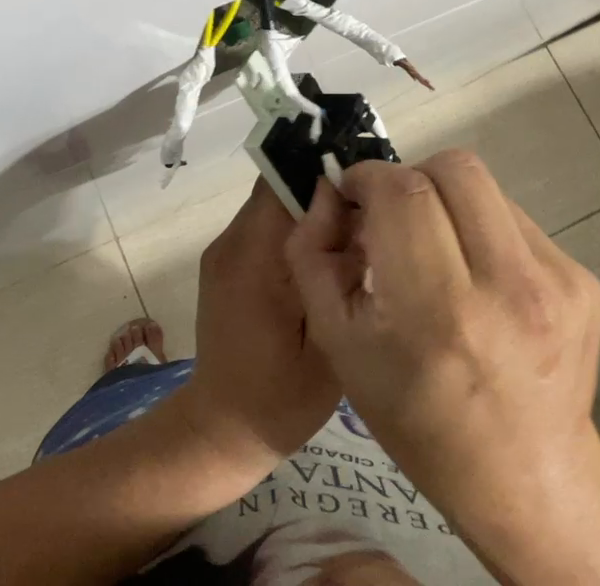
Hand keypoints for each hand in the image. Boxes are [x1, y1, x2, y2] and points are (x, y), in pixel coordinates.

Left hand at [172, 180, 342, 477]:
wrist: (223, 428)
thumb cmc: (281, 397)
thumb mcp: (329, 342)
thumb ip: (341, 274)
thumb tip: (362, 215)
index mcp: (254, 259)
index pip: (283, 181)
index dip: (325, 171)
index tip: (371, 182)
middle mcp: (231, 243)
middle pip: (279, 187)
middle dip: (325, 189)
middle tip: (376, 207)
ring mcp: (223, 252)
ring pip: (273, 204)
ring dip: (312, 209)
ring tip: (359, 231)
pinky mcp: (225, 264)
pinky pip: (265, 227)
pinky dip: (296, 228)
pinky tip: (330, 256)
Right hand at [283, 151, 599, 528]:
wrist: (523, 475)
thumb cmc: (414, 417)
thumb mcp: (338, 343)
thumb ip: (315, 256)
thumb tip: (326, 189)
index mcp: (438, 310)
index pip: (402, 192)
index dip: (367, 178)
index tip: (352, 196)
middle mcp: (508, 286)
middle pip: (453, 169)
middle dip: (408, 178)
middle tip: (391, 216)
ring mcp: (557, 281)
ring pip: (486, 189)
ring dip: (446, 203)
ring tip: (435, 252)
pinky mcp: (585, 280)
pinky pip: (515, 221)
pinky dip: (481, 231)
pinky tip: (475, 280)